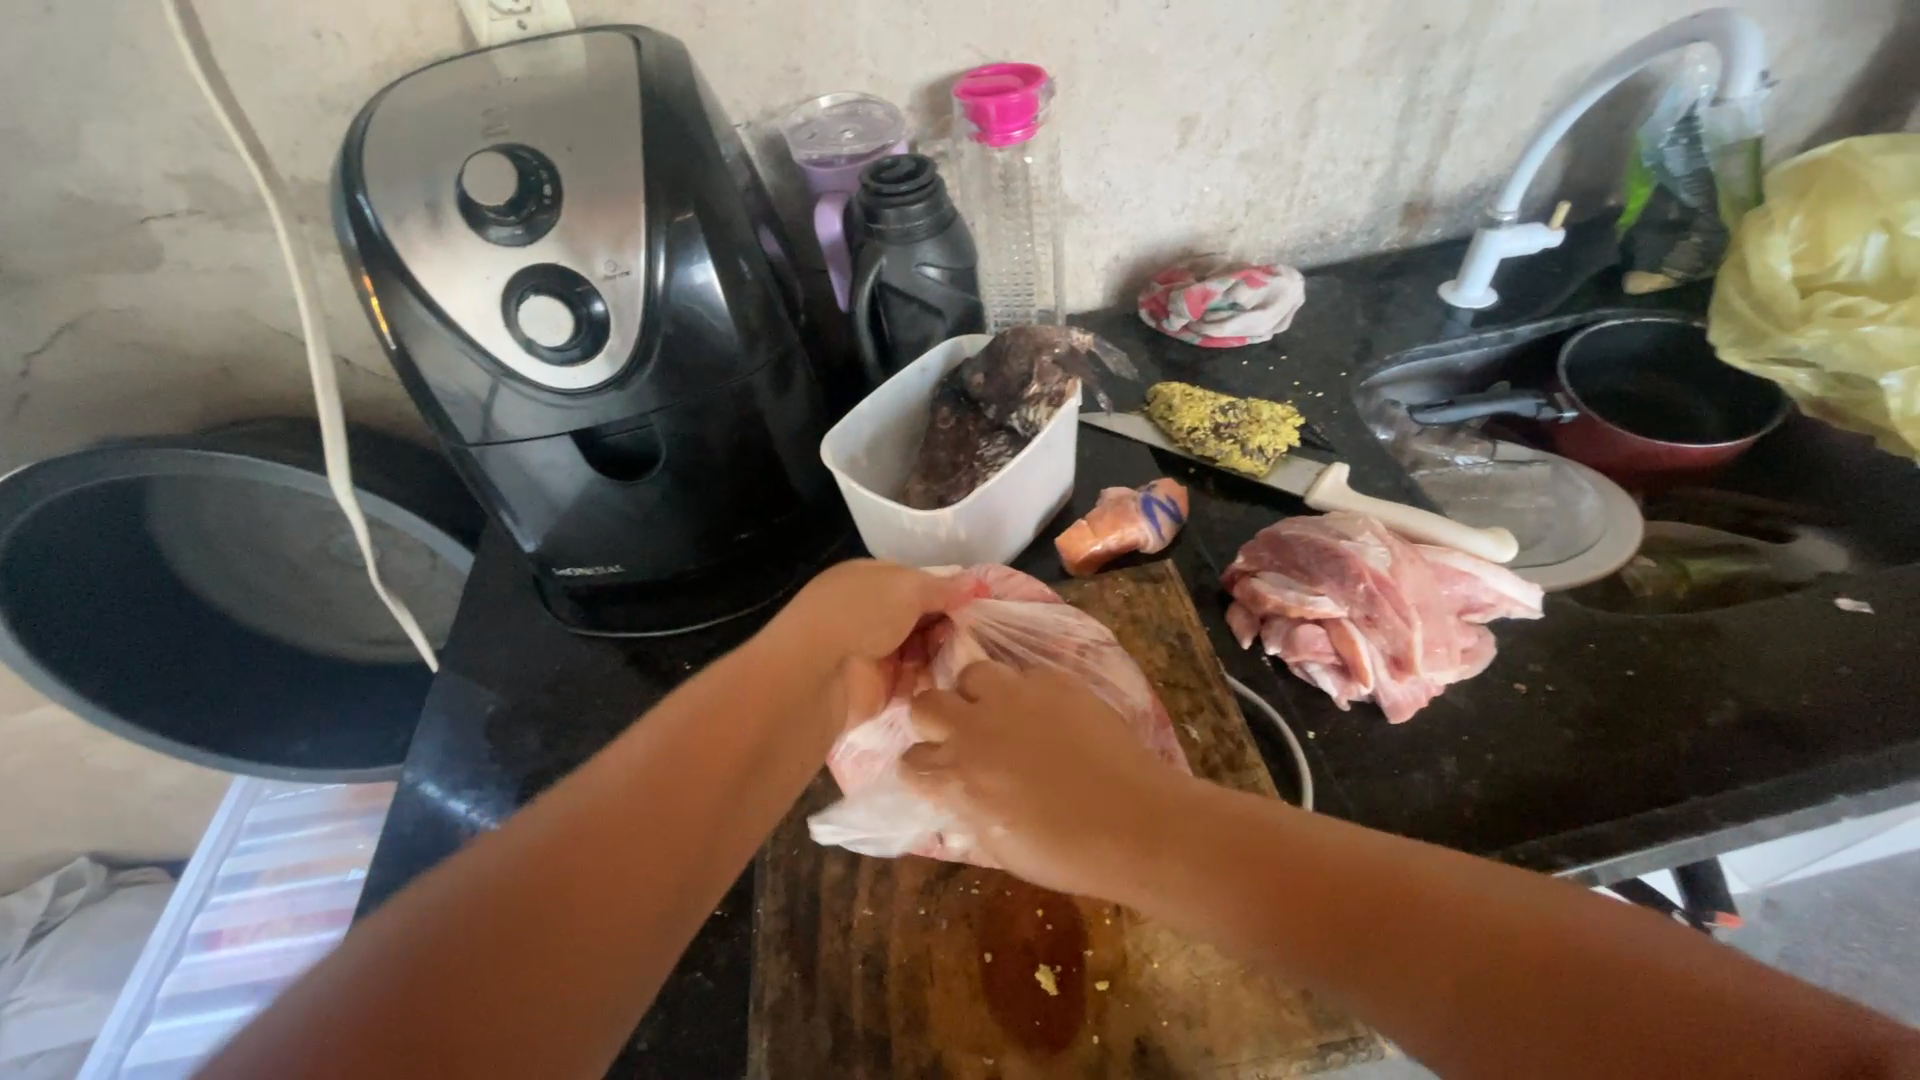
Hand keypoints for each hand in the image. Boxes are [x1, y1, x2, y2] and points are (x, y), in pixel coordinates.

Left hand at [759, 560, 972, 731]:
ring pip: (921, 649)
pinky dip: (934, 679)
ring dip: (944, 651)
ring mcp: (874, 651)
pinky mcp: (879, 688)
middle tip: (981, 632)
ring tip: (974, 655)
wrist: (817, 673)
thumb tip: (976, 583)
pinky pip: (915, 681)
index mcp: (870, 580)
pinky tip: (960, 679)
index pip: (916, 581)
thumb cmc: (860, 614)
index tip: (980, 602)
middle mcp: (870, 613)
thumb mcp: (907, 587)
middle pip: (921, 616)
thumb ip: (943, 587)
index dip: (948, 590)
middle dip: (949, 623)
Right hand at [901, 661, 1199, 898]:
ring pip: (973, 673)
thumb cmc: (1065, 852)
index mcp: (956, 778)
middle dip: (935, 718)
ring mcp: (1014, 696)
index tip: (936, 774)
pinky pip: (1025, 673)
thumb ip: (967, 811)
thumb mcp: (998, 847)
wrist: (1133, 822)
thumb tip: (957, 797)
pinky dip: (1028, 691)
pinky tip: (1049, 712)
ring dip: (979, 693)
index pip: (909, 762)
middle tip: (962, 733)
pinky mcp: (1053, 679)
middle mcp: (974, 728)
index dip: (921, 769)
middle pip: (926, 704)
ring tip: (1002, 711)